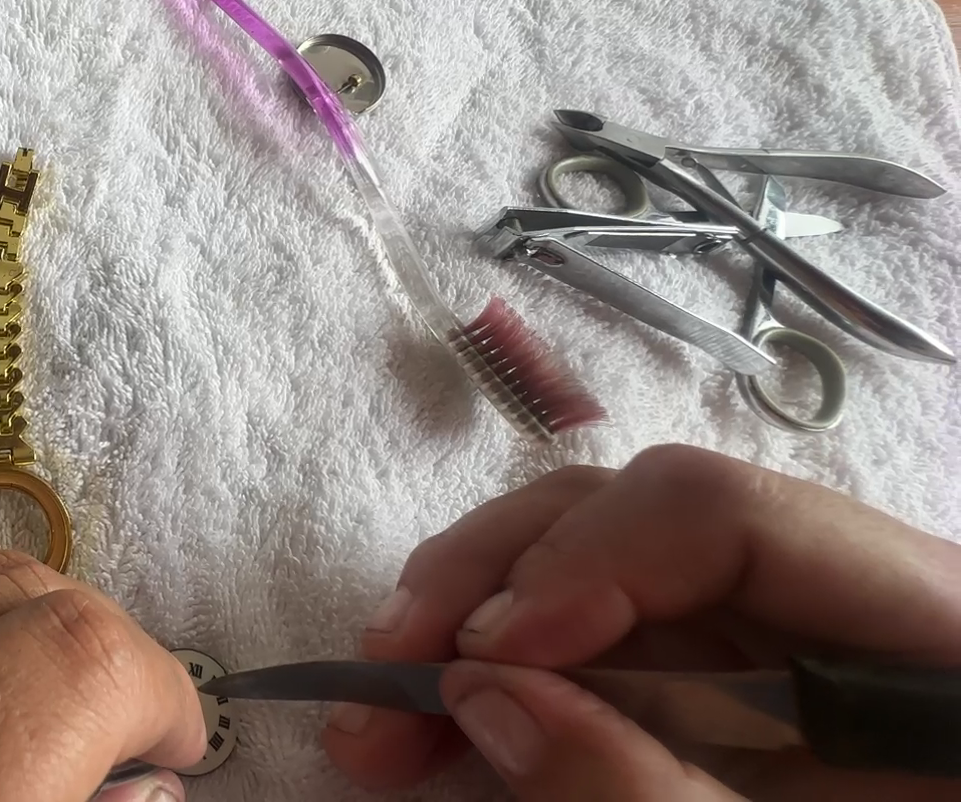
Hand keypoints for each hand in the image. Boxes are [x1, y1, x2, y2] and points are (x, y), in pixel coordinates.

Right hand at [323, 444, 960, 800]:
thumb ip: (649, 793)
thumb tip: (474, 692)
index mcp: (917, 612)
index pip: (711, 509)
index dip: (578, 561)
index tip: (486, 652)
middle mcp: (807, 584)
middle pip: (599, 515)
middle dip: (472, 587)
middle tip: (383, 664)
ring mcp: (737, 616)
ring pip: (552, 554)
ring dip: (448, 619)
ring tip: (377, 701)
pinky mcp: (683, 655)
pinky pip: (554, 622)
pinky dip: (475, 658)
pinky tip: (426, 704)